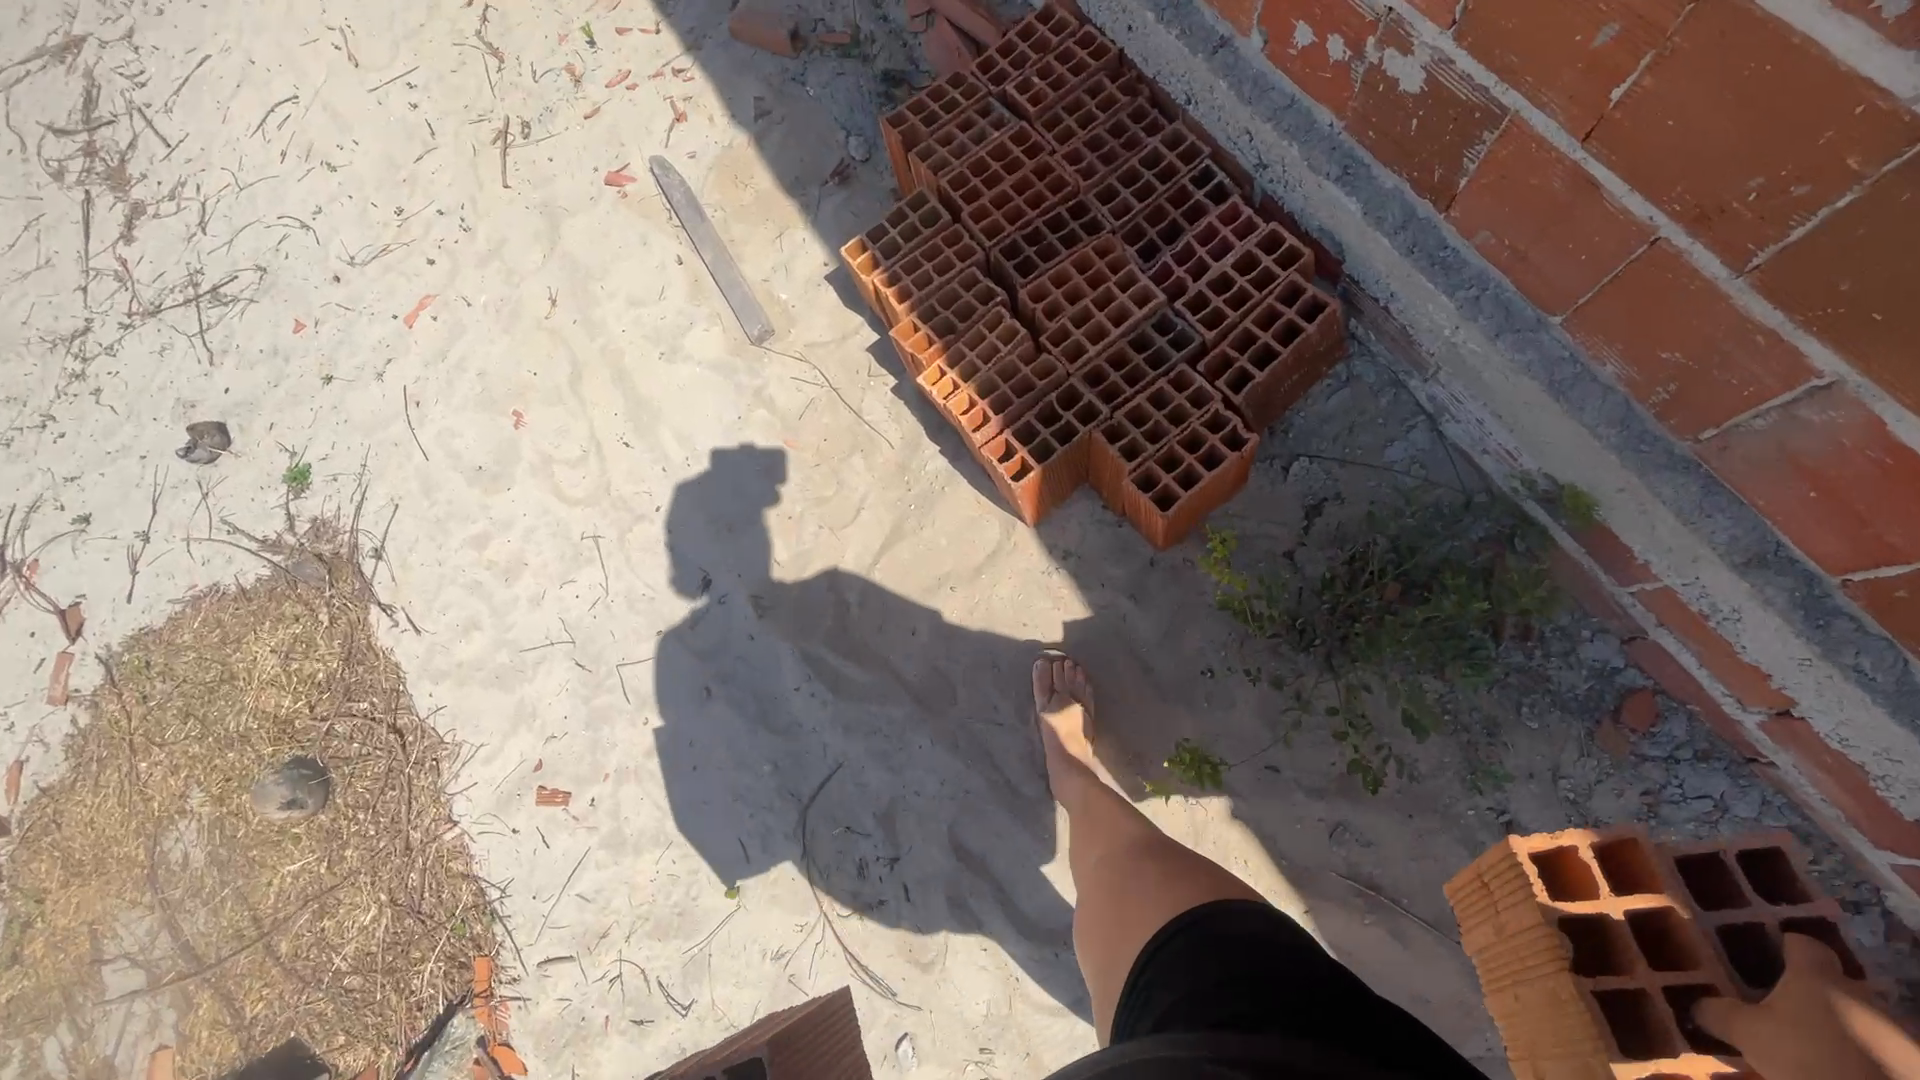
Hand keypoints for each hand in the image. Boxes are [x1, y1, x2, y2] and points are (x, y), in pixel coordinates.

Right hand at [1692, 932, 1919, 1079]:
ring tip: (1811, 1043)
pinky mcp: (1912, 1059)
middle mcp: (1859, 992)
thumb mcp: (1746, 1033)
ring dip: (1836, 1023)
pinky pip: (1877, 1045)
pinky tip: (1838, 1064)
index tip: (1769, 952)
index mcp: (1816, 976)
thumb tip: (1696, 1003)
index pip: (1803, 943)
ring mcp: (1895, 1028)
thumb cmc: (1807, 1055)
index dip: (1785, 944)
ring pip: (1857, 1014)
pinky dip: (1859, 1050)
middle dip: (1809, 992)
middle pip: (1832, 981)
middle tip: (1781, 1007)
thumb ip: (1717, 1012)